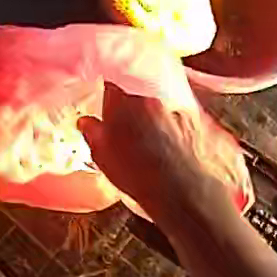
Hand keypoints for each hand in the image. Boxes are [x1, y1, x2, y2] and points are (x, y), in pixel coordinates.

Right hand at [78, 83, 230, 224]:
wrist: (178, 188)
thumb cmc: (136, 172)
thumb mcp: (102, 155)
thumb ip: (92, 132)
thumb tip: (86, 122)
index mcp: (122, 104)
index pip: (109, 88)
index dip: (105, 98)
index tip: (104, 107)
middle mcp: (148, 100)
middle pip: (134, 98)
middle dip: (128, 112)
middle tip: (122, 132)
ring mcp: (172, 110)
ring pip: (155, 110)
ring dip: (149, 121)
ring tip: (145, 146)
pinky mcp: (191, 123)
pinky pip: (174, 120)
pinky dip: (169, 130)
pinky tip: (165, 150)